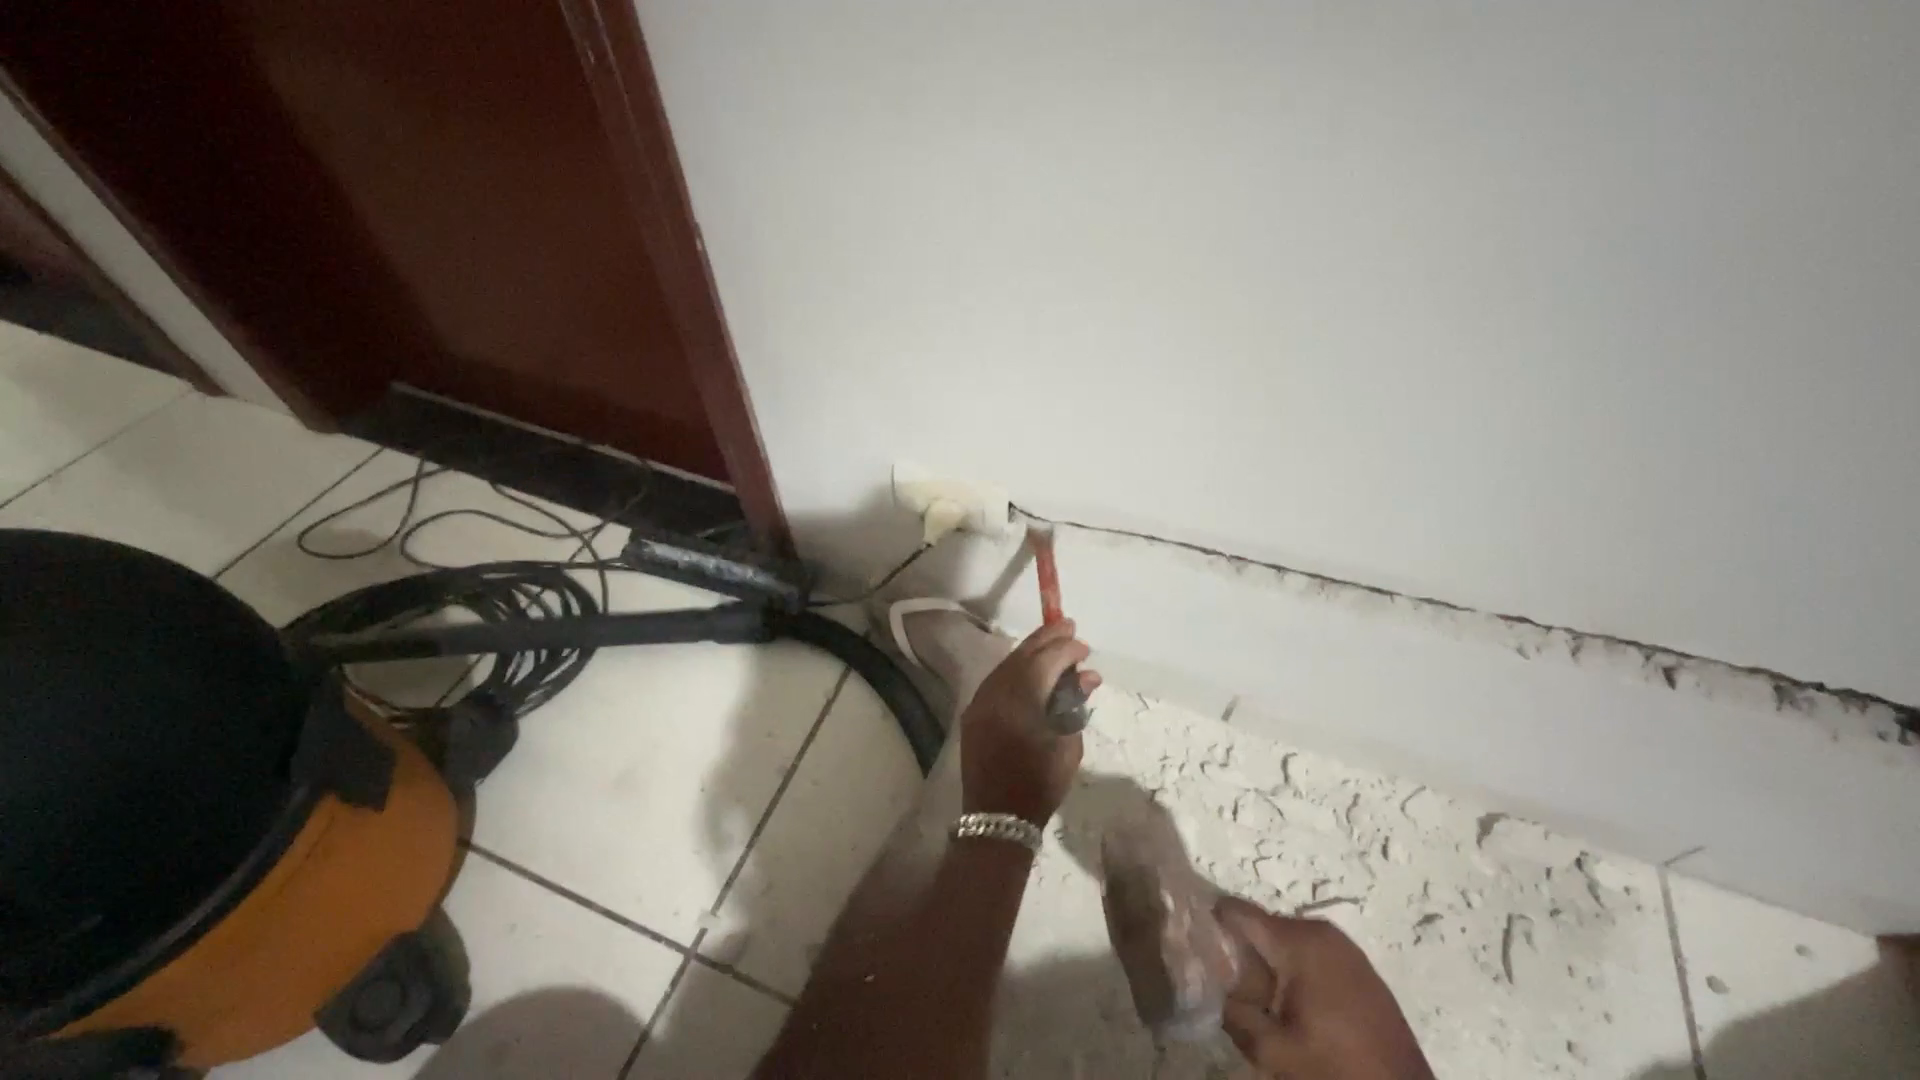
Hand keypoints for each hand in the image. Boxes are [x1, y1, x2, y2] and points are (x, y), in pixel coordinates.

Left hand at [959, 620, 1099, 825]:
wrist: (997, 817)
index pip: (1045, 662)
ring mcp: (980, 702)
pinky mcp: (974, 712)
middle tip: (1069, 628)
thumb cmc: (1039, 785)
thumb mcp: (1068, 746)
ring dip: (1031, 653)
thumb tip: (1084, 677)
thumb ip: (1073, 706)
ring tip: (1054, 643)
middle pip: (1022, 655)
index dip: (1066, 649)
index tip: (1084, 646)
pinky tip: (1032, 669)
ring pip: (1007, 665)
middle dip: (1046, 640)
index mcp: (1020, 702)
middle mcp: (995, 694)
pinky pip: (997, 680)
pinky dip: (1016, 670)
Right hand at [1216, 897, 1434, 1079]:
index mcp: (1299, 941)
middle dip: (1239, 955)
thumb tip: (1208, 986)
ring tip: (1256, 1006)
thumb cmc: (1336, 1071)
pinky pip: (1309, 957)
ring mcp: (1344, 948)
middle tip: (1226, 992)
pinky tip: (1289, 1011)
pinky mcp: (1359, 968)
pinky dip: (1291, 975)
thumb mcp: (1271, 1051)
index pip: (1236, 911)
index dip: (1208, 925)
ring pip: (1284, 944)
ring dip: (1265, 968)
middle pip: (1260, 928)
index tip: (1192, 949)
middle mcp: (1320, 931)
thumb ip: (1232, 1011)